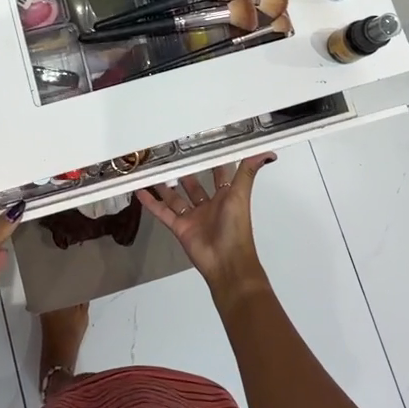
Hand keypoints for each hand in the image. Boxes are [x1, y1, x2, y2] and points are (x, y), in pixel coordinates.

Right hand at [137, 153, 275, 293]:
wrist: (226, 263)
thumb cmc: (235, 227)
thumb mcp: (241, 194)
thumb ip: (248, 172)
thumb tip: (267, 152)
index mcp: (225, 196)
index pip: (218, 174)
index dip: (210, 160)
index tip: (199, 144)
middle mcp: (209, 205)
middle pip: (193, 185)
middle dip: (183, 173)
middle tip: (170, 156)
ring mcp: (193, 217)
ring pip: (176, 198)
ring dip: (165, 186)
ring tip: (152, 170)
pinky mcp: (179, 228)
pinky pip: (163, 212)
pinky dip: (152, 203)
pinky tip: (140, 191)